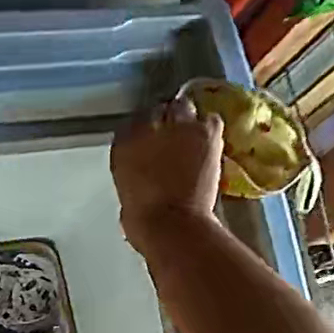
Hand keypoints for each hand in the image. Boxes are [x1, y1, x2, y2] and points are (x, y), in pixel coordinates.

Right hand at [110, 94, 224, 243]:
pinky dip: (209, 128)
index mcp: (123, 145)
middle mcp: (148, 127)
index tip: (149, 143)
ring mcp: (180, 126)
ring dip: (187, 120)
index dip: (143, 133)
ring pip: (184, 107)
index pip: (132, 125)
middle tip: (172, 139)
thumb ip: (134, 173)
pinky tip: (209, 141)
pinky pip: (210, 119)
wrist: (171, 225)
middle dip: (165, 122)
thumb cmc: (143, 221)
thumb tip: (145, 173)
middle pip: (158, 111)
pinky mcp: (207, 131)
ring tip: (191, 137)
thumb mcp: (126, 194)